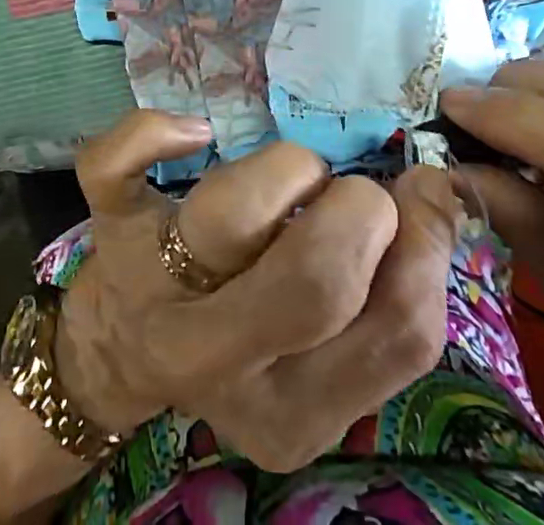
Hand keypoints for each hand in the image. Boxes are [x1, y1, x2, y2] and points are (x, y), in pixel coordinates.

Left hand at [54, 110, 459, 471]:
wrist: (123, 350)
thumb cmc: (241, 345)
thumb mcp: (323, 358)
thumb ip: (388, 300)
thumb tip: (436, 192)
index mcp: (290, 412)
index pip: (396, 333)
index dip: (423, 252)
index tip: (417, 204)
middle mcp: (214, 360)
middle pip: (315, 278)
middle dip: (361, 213)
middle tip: (356, 197)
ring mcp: (151, 288)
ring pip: (233, 208)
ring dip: (292, 170)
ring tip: (298, 179)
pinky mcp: (107, 228)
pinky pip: (113, 165)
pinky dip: (152, 132)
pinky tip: (195, 133)